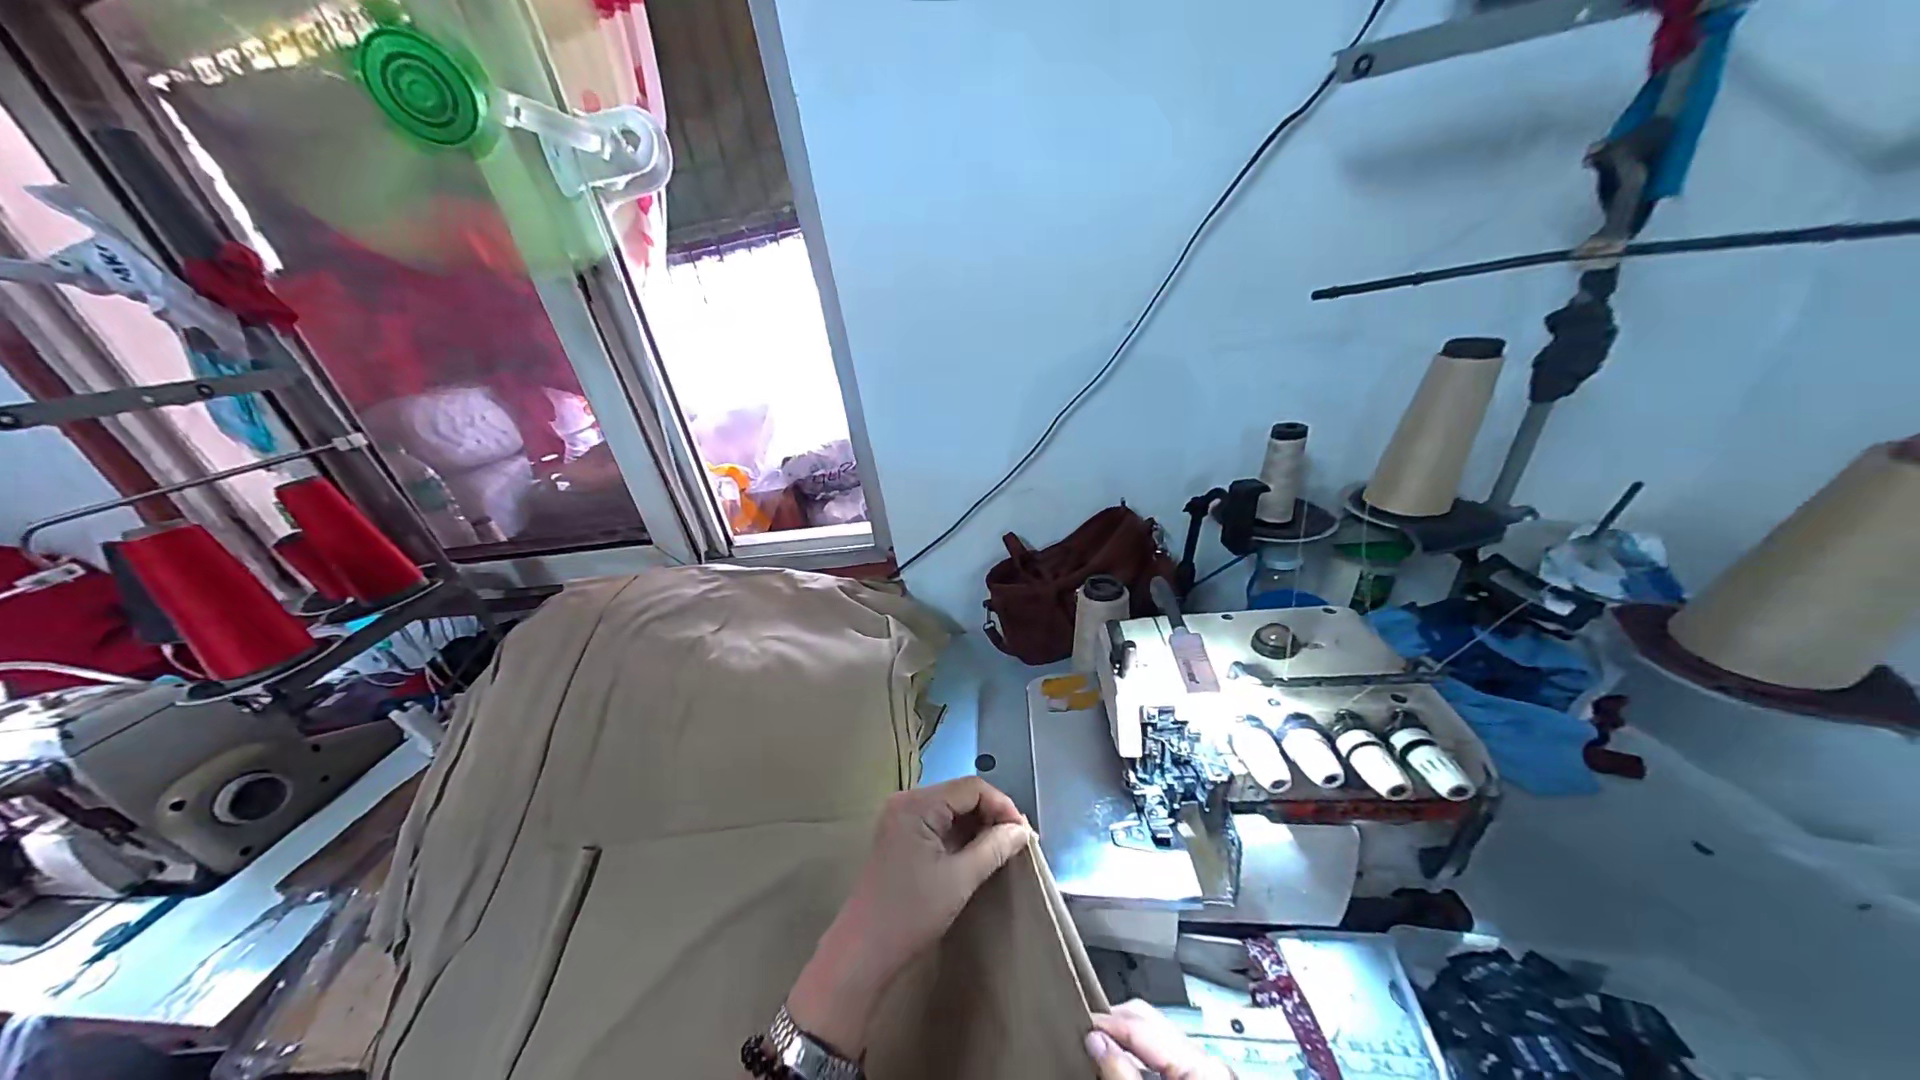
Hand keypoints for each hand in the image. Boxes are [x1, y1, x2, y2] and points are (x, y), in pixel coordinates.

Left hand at [786, 777, 1031, 1057]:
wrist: (863, 950)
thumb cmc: (911, 913)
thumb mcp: (960, 879)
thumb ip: (994, 848)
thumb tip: (1022, 830)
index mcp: (917, 804)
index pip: (971, 787)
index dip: (1001, 805)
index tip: (1023, 833)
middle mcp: (906, 801)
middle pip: (960, 794)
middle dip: (990, 814)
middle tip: (1016, 842)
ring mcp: (900, 817)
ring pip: (950, 808)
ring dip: (976, 825)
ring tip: (1000, 849)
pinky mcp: (899, 835)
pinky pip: (938, 822)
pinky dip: (959, 834)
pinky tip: (976, 853)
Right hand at [1086, 1000, 1235, 1079]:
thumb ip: (1125, 1074)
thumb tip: (1096, 1040)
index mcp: (1201, 1060)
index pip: (1140, 1021)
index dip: (1104, 1021)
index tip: (1079, 1025)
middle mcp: (1207, 1058)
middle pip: (1147, 1018)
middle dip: (1114, 1022)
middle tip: (1085, 1034)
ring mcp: (1208, 1069)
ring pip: (1154, 1035)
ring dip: (1125, 1038)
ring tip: (1100, 1048)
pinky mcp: (1203, 1079)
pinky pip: (1164, 1056)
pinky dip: (1141, 1056)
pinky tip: (1124, 1065)